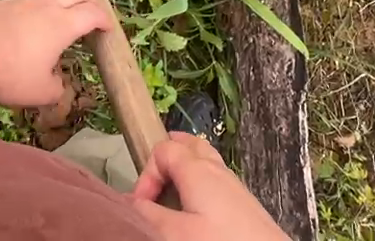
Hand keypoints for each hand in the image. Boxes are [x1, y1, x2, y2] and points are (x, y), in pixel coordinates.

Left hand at [0, 0, 109, 106]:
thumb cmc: (9, 74)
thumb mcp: (40, 92)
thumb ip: (56, 88)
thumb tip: (58, 81)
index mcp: (62, 24)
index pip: (92, 14)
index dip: (104, 20)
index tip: (109, 28)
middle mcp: (46, 6)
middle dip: (89, 0)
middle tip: (94, 11)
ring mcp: (22, 0)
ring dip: (62, 1)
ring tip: (62, 16)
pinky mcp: (2, 3)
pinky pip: (28, 1)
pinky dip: (38, 8)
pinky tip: (30, 24)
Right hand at [130, 133, 287, 240]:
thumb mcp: (178, 235)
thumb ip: (151, 216)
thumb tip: (131, 203)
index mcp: (196, 168)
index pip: (162, 149)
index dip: (146, 174)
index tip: (141, 206)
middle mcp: (215, 168)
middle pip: (188, 143)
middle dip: (167, 158)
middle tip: (154, 184)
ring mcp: (232, 183)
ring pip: (203, 159)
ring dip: (183, 170)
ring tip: (172, 194)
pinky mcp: (243, 201)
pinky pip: (215, 177)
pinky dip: (199, 183)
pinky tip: (197, 210)